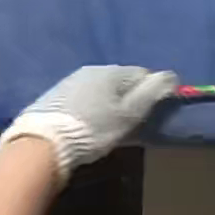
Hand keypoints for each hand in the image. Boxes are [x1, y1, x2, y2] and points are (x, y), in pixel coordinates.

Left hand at [0, 64, 178, 176]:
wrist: (42, 144)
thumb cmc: (93, 129)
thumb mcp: (129, 114)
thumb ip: (152, 93)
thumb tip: (172, 75)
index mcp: (112, 71)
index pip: (143, 74)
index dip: (152, 92)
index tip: (152, 113)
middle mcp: (91, 70)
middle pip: (120, 80)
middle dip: (129, 97)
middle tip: (131, 122)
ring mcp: (69, 81)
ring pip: (100, 88)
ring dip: (108, 102)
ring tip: (108, 125)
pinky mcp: (53, 96)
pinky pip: (82, 97)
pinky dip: (90, 107)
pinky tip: (86, 124)